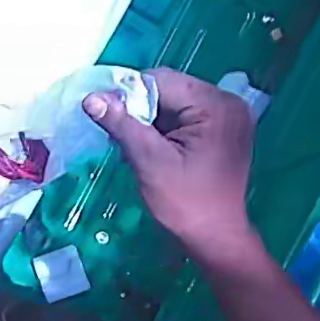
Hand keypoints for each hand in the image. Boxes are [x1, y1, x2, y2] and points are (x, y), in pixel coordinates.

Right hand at [84, 68, 255, 261]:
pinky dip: (164, 130)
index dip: (128, 95)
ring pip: (174, 104)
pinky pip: (186, 118)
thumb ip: (121, 124)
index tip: (107, 117)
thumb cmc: (184, 202)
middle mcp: (227, 103)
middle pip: (169, 90)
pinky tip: (154, 150)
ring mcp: (229, 117)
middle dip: (140, 109)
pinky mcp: (223, 132)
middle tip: (122, 137)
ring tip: (139, 147)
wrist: (214, 239)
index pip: (161, 81)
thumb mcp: (148, 161)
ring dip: (150, 121)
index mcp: (216, 105)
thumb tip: (90, 98)